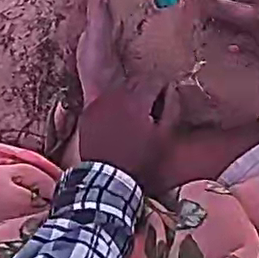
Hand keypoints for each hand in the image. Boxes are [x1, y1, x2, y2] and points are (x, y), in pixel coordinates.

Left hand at [76, 74, 184, 194]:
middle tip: (153, 101)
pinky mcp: (87, 112)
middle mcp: (115, 95)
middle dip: (146, 88)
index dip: (164, 85)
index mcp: (136, 99)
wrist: (107, 178)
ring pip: (117, 88)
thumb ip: (170, 109)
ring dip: (129, 95)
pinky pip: (103, 101)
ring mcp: (98, 103)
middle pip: (135, 81)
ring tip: (136, 111)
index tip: (167, 92)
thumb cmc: (140, 160)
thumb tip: (171, 90)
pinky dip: (112, 105)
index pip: (154, 79)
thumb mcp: (163, 137)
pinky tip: (118, 118)